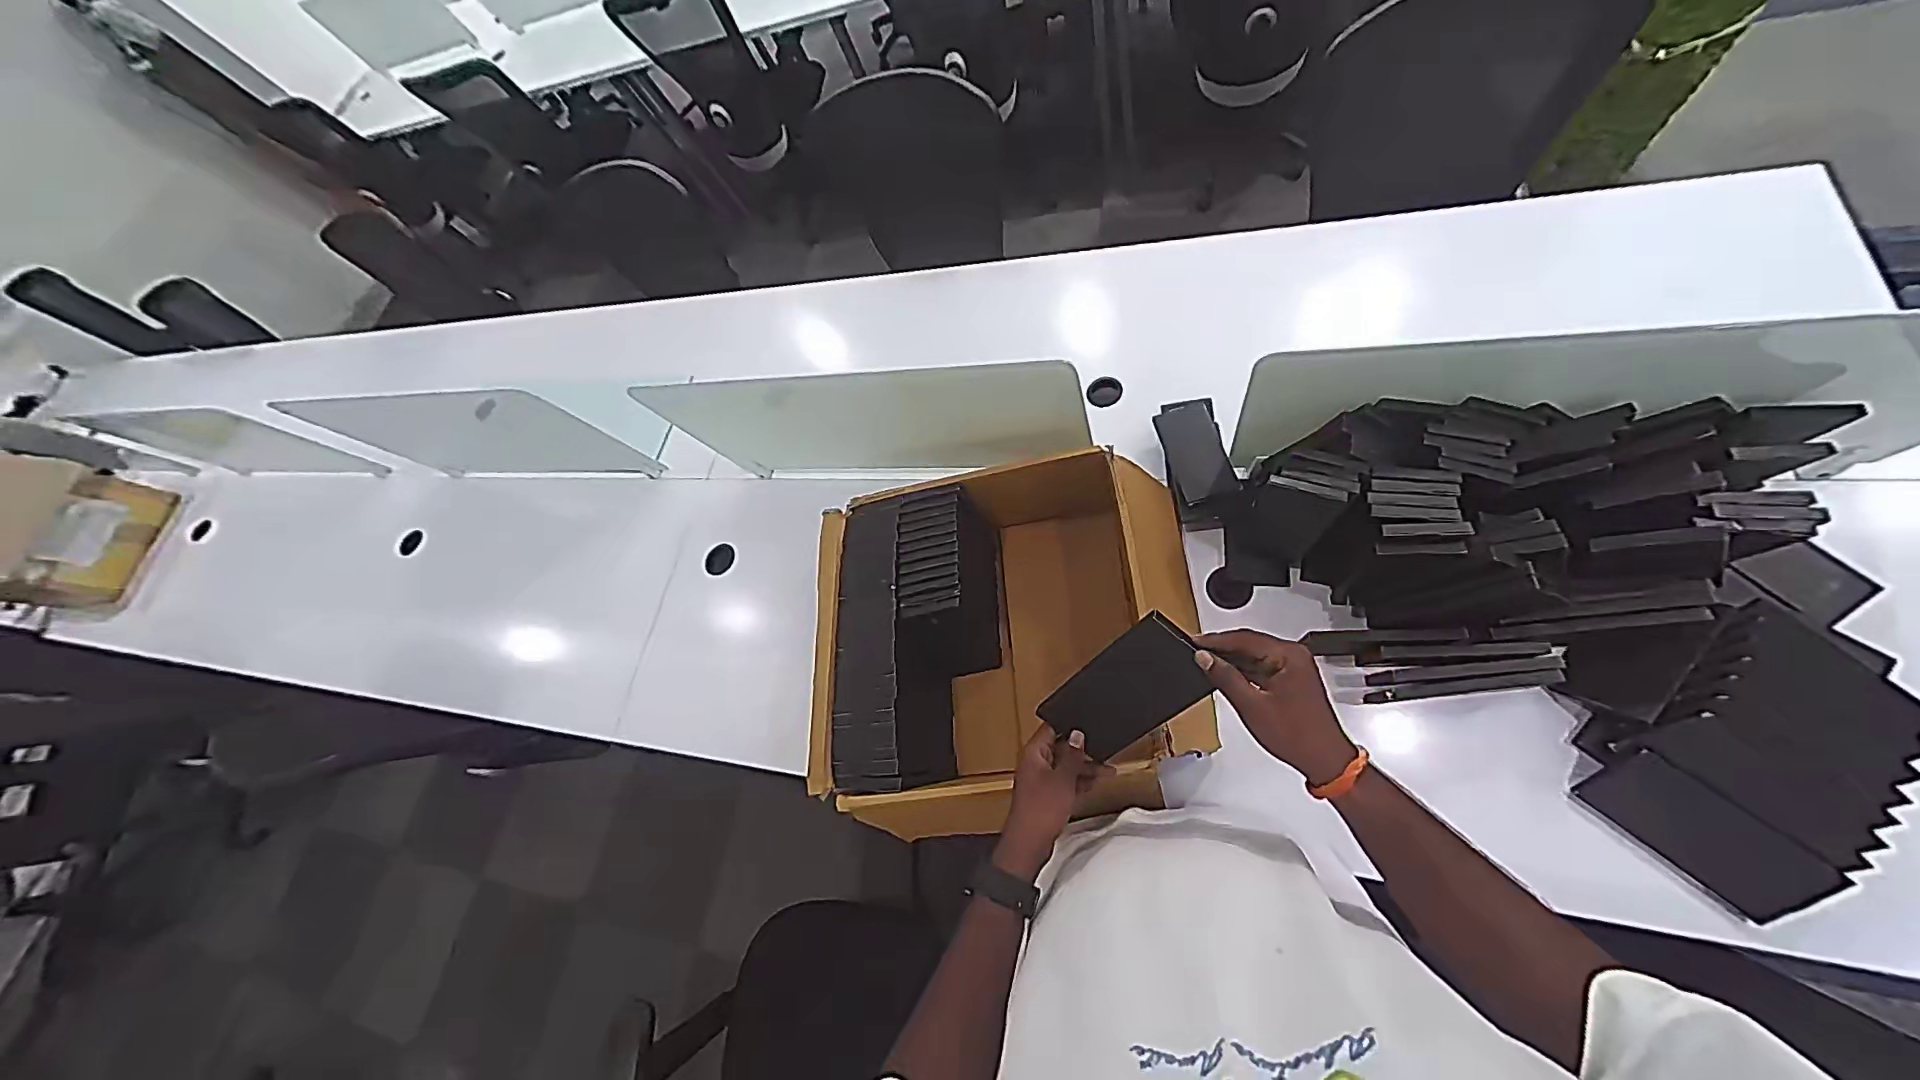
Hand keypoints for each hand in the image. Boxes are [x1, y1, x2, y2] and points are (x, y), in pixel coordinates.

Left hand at [997, 724, 1110, 879]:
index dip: (1069, 725)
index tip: (1088, 724)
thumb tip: (1077, 734)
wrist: (1029, 842)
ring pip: (1065, 766)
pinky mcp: (1046, 794)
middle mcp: (1035, 762)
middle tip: (1104, 753)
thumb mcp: (1063, 779)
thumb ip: (1072, 755)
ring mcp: (1040, 779)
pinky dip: (1078, 782)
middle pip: (1061, 748)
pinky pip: (1064, 781)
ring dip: (1084, 768)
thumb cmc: (1042, 808)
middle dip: (1083, 751)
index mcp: (1034, 752)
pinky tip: (1094, 784)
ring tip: (1108, 771)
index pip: (1051, 728)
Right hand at [1194, 630, 1359, 786]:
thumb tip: (1205, 658)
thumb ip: (1225, 677)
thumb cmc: (1300, 737)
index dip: (1215, 641)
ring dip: (1232, 661)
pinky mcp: (1291, 679)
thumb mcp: (1251, 706)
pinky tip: (1227, 677)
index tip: (1195, 642)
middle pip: (1250, 644)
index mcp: (1289, 656)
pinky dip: (1243, 671)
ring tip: (1207, 664)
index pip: (1244, 639)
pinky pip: (1261, 667)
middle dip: (1222, 649)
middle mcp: (1295, 657)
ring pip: (1254, 655)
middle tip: (1197, 651)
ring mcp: (1294, 667)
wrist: (1325, 761)